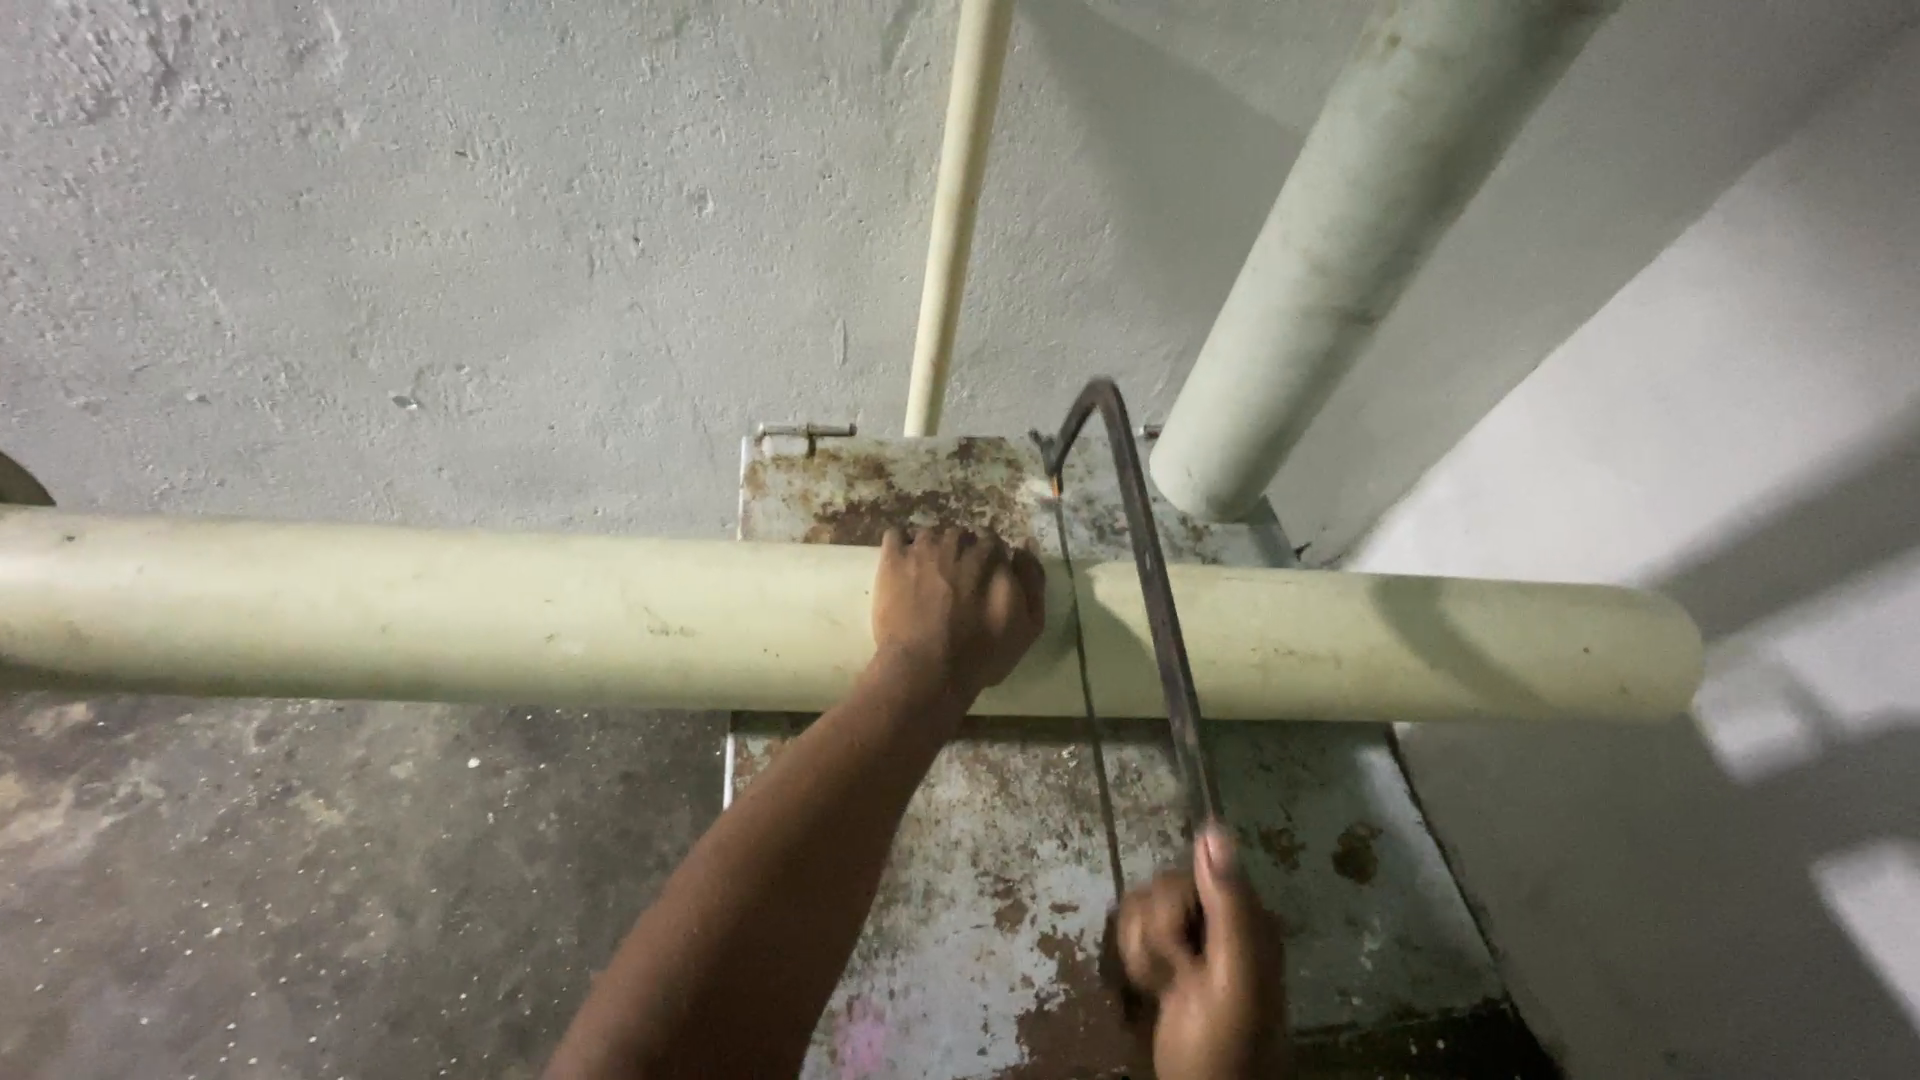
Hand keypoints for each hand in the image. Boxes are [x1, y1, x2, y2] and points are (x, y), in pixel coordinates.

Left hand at [871, 526, 1045, 700]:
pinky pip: (896, 535)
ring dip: (931, 550)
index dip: (986, 561)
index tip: (980, 583)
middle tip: (953, 584)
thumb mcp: (1029, 625)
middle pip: (961, 536)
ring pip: (930, 534)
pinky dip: (900, 547)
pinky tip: (903, 568)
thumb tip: (1024, 544)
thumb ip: (1032, 579)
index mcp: (993, 556)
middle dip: (959, 554)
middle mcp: (960, 543)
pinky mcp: (893, 557)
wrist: (926, 670)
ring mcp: (924, 547)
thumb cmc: (982, 654)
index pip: (992, 541)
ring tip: (926, 578)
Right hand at [1114, 827, 1287, 1079]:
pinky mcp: (1167, 953)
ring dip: (1143, 948)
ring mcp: (1192, 936)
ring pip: (1142, 904)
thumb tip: (1214, 826)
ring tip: (1164, 985)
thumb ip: (1228, 904)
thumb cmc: (1225, 1046)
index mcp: (1245, 914)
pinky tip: (1152, 984)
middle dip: (1156, 932)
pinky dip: (1135, 956)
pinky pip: (1133, 925)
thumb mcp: (1235, 977)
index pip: (1190, 871)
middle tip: (1177, 974)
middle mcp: (1220, 916)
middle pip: (1160, 886)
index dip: (1174, 908)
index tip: (1182, 947)